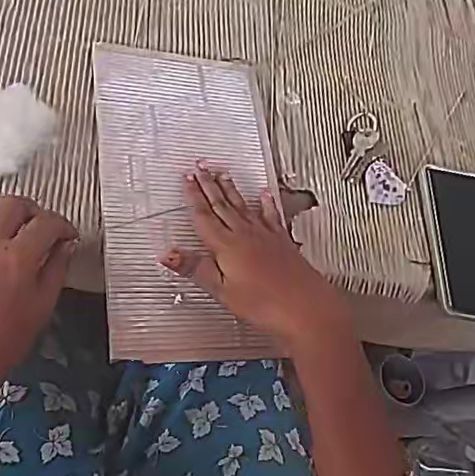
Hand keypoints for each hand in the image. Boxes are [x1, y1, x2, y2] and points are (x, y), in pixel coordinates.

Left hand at [0, 195, 76, 388]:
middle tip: (44, 229)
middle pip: (12, 203)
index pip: (46, 222)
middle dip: (33, 211)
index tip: (68, 236)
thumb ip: (56, 269)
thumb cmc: (7, 339)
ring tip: (21, 251)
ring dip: (10, 226)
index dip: (63, 225)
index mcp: (16, 258)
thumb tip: (65, 246)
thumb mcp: (42, 305)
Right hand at [160, 165, 353, 352]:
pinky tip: (263, 195)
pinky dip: (264, 203)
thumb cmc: (266, 303)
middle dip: (209, 185)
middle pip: (222, 204)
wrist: (305, 307)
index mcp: (227, 246)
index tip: (187, 180)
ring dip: (230, 188)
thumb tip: (169, 255)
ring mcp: (265, 236)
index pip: (204, 216)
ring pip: (242, 205)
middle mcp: (246, 235)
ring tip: (223, 174)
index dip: (193, 197)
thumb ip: (196, 269)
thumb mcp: (222, 290)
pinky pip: (269, 215)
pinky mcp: (281, 241)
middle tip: (200, 168)